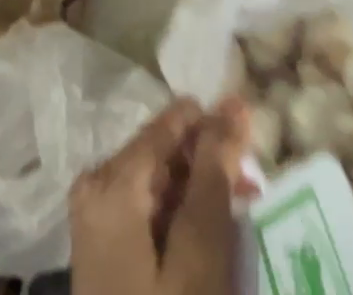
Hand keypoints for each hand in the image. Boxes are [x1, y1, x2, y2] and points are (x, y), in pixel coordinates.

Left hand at [70, 98, 249, 294]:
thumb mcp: (199, 250)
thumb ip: (214, 173)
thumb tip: (231, 103)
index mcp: (113, 180)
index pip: (174, 123)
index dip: (219, 126)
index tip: (256, 146)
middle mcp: (96, 185)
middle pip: (165, 150)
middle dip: (211, 164)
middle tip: (252, 193)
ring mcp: (95, 214)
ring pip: (161, 178)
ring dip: (202, 191)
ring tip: (240, 214)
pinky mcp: (103, 240)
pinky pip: (149, 205)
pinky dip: (182, 214)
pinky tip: (210, 236)